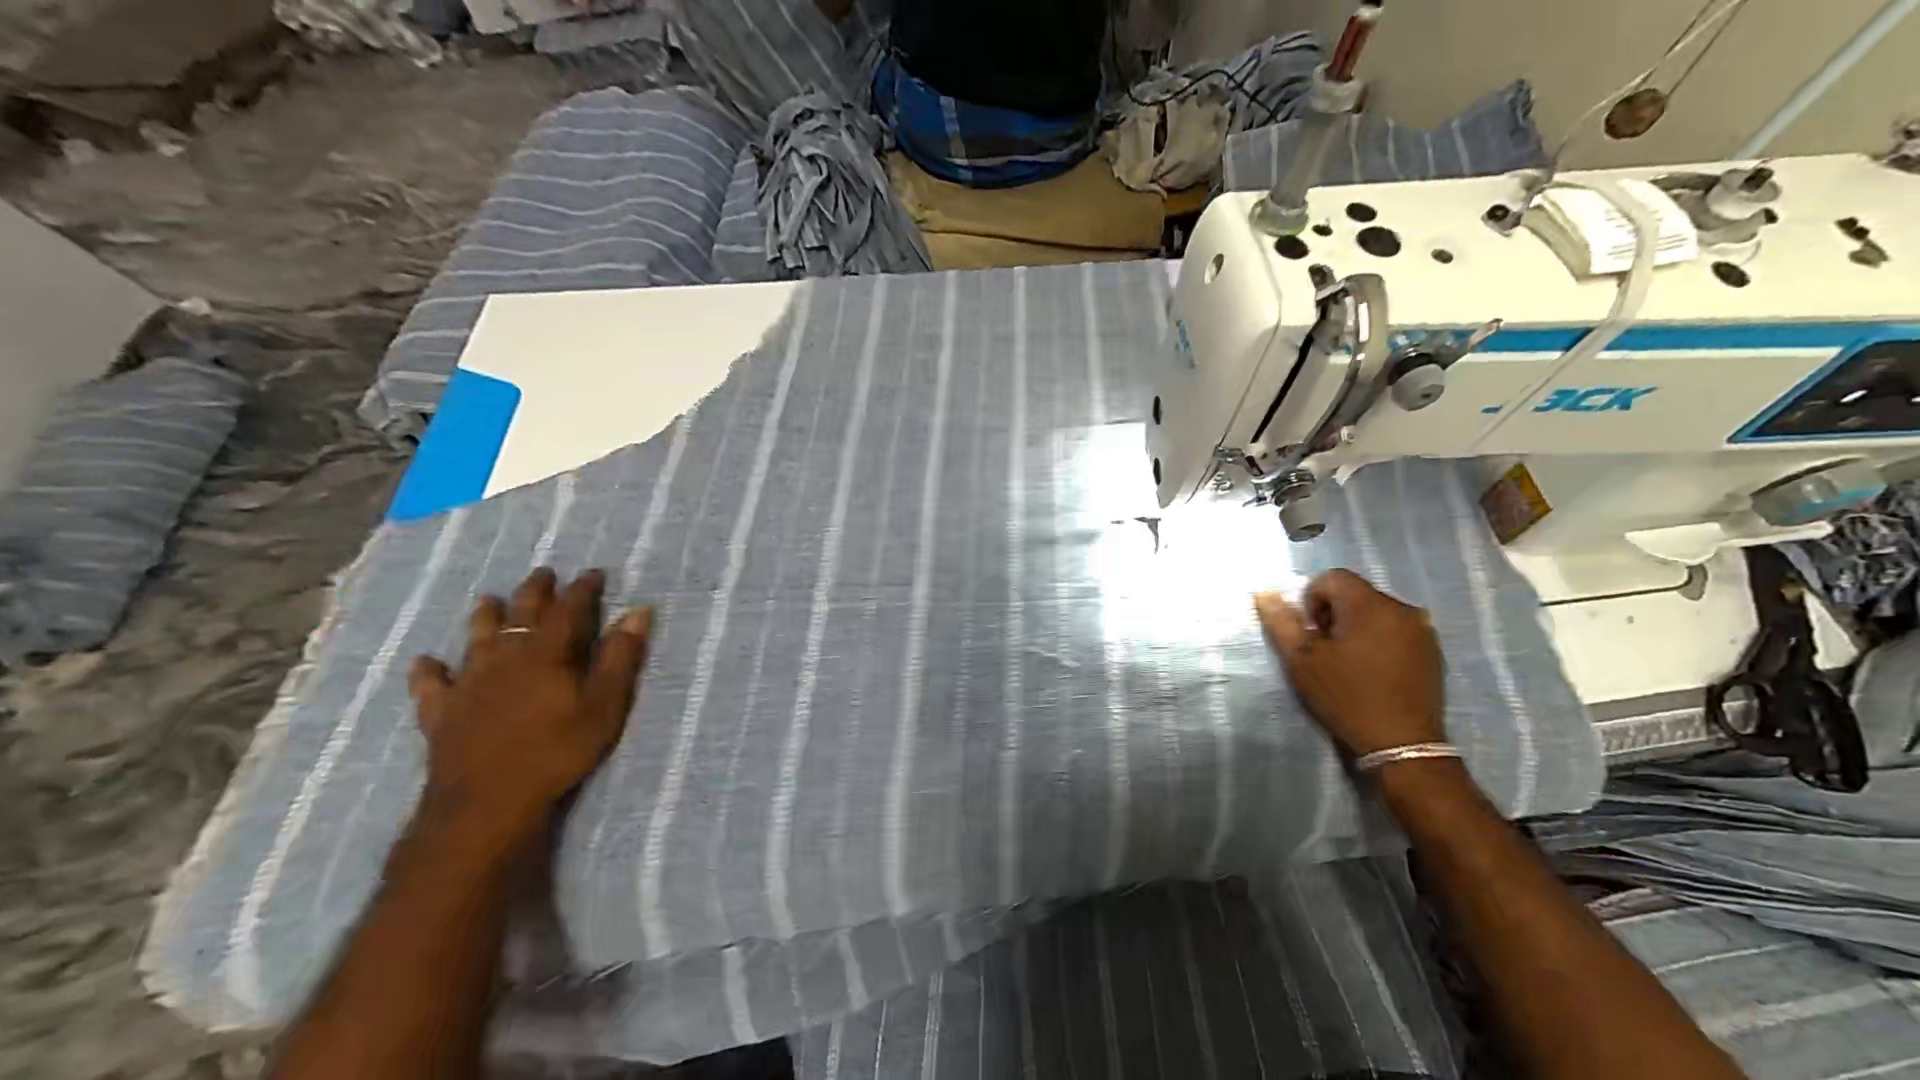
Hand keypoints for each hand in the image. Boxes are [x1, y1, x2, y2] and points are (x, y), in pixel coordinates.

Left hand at [407, 568, 652, 851]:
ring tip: (488, 599)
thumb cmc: (557, 750)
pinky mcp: (442, 712)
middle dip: (534, 591)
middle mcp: (505, 657)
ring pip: (476, 639)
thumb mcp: (604, 705)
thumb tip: (638, 612)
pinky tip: (426, 662)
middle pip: (520, 614)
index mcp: (547, 653)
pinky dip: (429, 671)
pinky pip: (431, 685)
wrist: (489, 799)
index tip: (593, 573)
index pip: (568, 609)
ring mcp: (468, 683)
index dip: (582, 589)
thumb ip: (620, 657)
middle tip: (543, 573)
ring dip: (484, 617)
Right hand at [1254, 569, 1444, 756]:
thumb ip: (1282, 621)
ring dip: (1356, 626)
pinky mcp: (1433, 651)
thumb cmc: (1345, 697)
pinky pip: (1396, 630)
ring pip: (1376, 612)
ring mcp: (1422, 630)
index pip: (1332, 577)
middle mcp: (1402, 609)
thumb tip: (1264, 592)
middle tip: (1325, 651)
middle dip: (1334, 613)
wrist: (1400, 744)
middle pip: (1356, 593)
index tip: (1310, 634)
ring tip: (1348, 662)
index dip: (1312, 599)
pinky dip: (1378, 639)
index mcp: (1370, 605)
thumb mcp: (1302, 660)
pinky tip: (1372, 671)